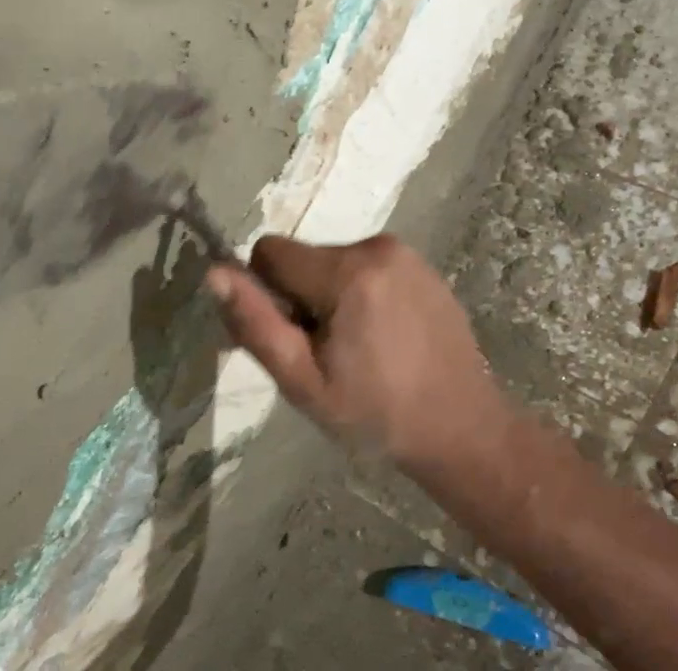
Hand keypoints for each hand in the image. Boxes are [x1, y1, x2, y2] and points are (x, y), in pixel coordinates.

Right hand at [206, 234, 510, 477]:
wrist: (464, 431)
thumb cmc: (376, 415)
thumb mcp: (302, 381)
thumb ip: (255, 323)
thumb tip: (213, 272)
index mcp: (347, 273)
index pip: (268, 252)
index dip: (267, 294)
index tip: (293, 337)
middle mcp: (376, 247)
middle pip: (301, 257)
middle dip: (299, 296)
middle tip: (323, 353)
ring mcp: (405, 253)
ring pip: (330, 261)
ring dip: (327, 295)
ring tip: (355, 348)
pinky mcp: (422, 265)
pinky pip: (364, 265)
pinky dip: (358, 293)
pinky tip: (380, 338)